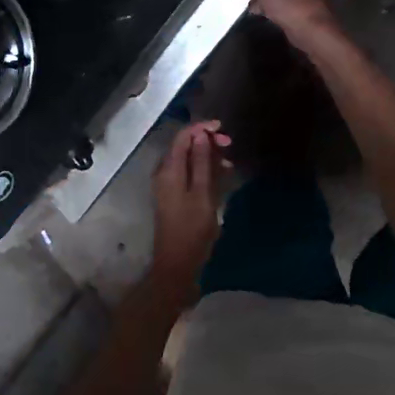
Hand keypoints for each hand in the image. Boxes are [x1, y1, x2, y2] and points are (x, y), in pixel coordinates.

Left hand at [150, 120, 229, 295]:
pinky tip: (221, 175)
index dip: (201, 128)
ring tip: (229, 162)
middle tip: (229, 145)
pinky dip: (204, 170)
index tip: (222, 128)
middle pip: (185, 146)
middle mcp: (165, 173)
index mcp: (169, 170)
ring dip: (207, 156)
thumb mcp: (202, 195)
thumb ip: (202, 163)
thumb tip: (201, 134)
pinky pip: (189, 173)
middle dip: (206, 141)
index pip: (183, 136)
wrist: (177, 266)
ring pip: (188, 160)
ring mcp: (169, 185)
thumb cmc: (192, 230)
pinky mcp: (175, 196)